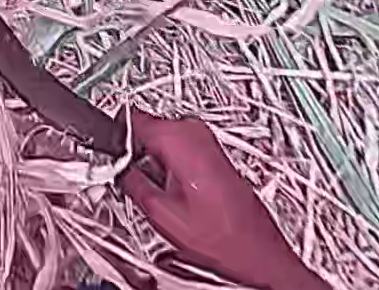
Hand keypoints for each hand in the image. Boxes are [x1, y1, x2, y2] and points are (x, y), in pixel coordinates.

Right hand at [119, 112, 325, 289]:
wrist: (262, 258)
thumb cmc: (225, 241)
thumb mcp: (162, 215)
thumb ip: (131, 180)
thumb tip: (117, 166)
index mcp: (178, 137)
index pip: (129, 119)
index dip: (118, 141)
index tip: (117, 160)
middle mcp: (193, 129)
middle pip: (145, 128)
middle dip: (137, 153)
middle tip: (140, 183)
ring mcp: (205, 138)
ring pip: (160, 137)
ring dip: (154, 159)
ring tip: (165, 193)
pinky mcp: (212, 149)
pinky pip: (177, 144)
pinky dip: (171, 162)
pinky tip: (180, 192)